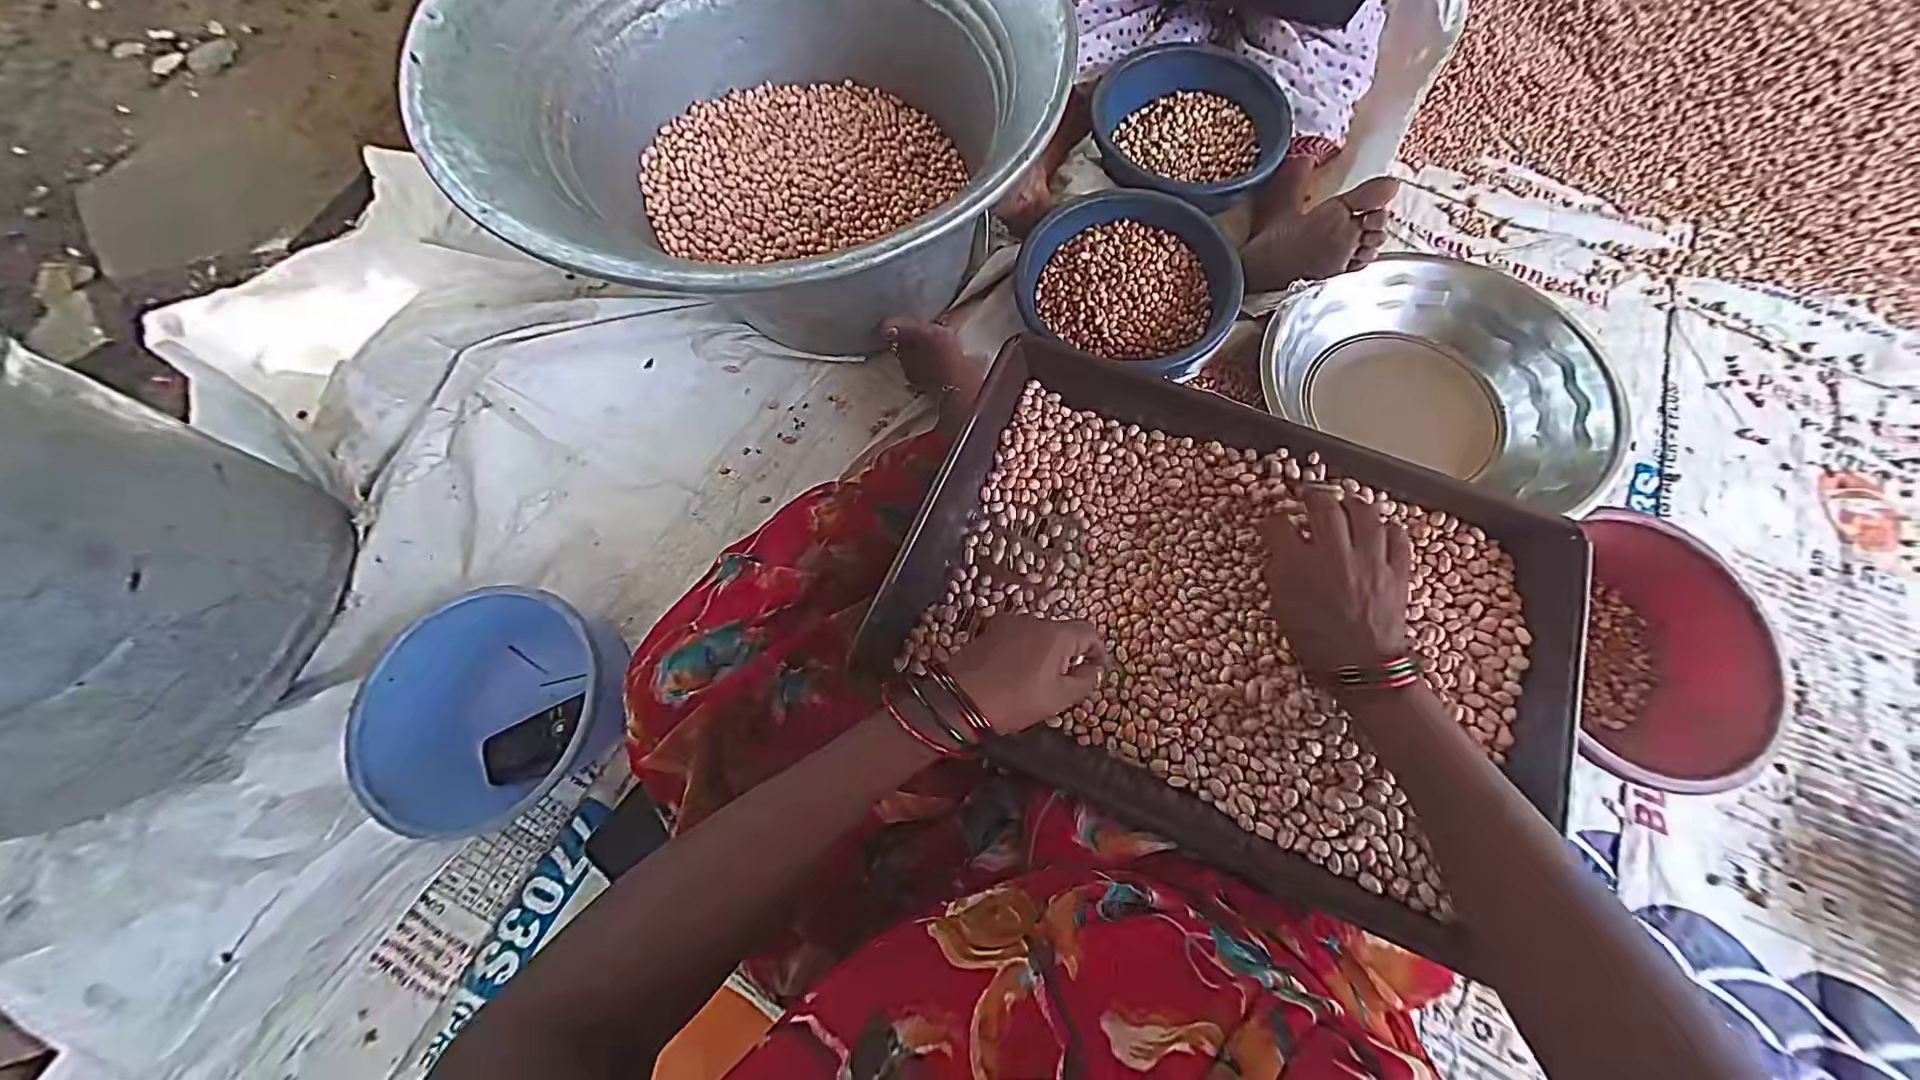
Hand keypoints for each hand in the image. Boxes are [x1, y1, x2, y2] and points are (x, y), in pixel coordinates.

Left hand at [944, 614, 1107, 733]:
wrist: (960, 698)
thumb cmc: (1016, 700)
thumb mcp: (1059, 698)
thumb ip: (1085, 680)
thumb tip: (1094, 669)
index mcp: (1057, 633)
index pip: (1089, 632)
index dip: (1097, 651)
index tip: (1095, 671)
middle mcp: (1034, 620)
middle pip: (1063, 631)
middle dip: (1070, 653)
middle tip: (1066, 682)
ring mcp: (1010, 623)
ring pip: (1039, 634)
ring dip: (1046, 652)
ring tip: (1039, 681)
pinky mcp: (991, 631)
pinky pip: (1019, 637)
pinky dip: (1025, 651)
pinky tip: (1016, 674)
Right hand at [1259, 485, 1411, 672]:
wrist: (1363, 667)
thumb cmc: (1315, 642)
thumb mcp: (1282, 609)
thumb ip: (1279, 574)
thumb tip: (1279, 552)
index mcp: (1298, 567)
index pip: (1278, 526)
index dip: (1271, 520)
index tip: (1271, 523)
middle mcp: (1333, 555)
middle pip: (1323, 507)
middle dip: (1312, 496)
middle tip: (1307, 496)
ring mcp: (1369, 560)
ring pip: (1364, 513)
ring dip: (1352, 503)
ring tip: (1344, 503)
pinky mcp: (1397, 569)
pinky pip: (1397, 536)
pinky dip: (1386, 527)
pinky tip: (1378, 528)